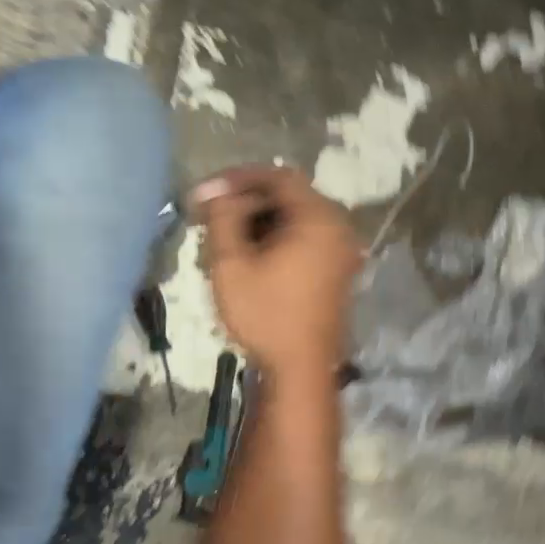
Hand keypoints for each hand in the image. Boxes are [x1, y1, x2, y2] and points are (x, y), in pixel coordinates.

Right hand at [190, 166, 359, 379]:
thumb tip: (212, 189)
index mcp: (317, 220)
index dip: (237, 177)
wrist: (300, 367)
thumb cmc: (263, 312)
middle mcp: (337, 227)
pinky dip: (273, 234)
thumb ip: (221, 218)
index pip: (278, 176)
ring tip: (222, 234)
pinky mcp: (335, 268)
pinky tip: (246, 252)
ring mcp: (340, 249)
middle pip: (288, 194)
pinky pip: (303, 235)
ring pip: (294, 216)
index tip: (204, 191)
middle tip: (208, 213)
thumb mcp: (231, 262)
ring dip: (257, 218)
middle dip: (245, 198)